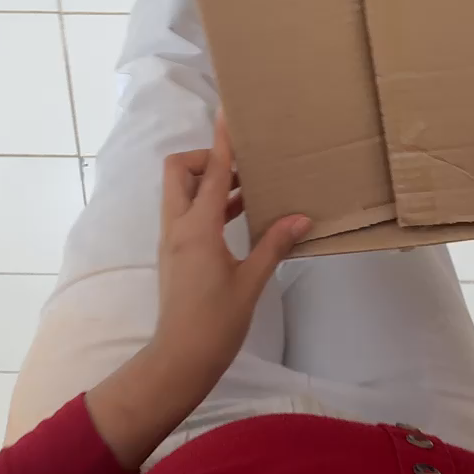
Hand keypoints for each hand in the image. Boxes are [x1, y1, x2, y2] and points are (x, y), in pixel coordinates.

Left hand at [151, 118, 310, 390]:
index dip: (222, 142)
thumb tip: (301, 218)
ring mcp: (172, 239)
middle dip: (206, 158)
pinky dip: (208, 203)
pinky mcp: (175, 252)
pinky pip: (186, 212)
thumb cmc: (216, 322)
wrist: (179, 360)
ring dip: (209, 181)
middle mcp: (178, 225)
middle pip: (180, 170)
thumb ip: (274, 245)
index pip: (213, 173)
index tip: (227, 114)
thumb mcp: (250, 282)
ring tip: (249, 186)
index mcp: (197, 228)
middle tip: (240, 167)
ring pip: (181, 191)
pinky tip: (239, 215)